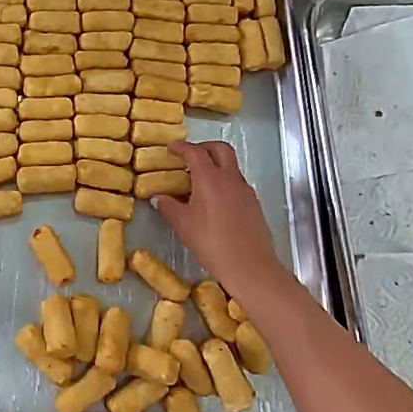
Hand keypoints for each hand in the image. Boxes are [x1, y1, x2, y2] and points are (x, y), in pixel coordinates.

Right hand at [150, 141, 286, 296]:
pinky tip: (216, 201)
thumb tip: (158, 198)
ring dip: (216, 165)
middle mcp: (230, 178)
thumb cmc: (211, 242)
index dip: (182, 147)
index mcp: (210, 178)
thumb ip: (168, 207)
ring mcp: (245, 190)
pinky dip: (225, 183)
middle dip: (204, 147)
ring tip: (201, 181)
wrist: (248, 264)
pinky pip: (237, 184)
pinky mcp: (254, 203)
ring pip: (231, 166)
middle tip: (191, 156)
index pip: (195, 152)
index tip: (171, 149)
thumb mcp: (183, 225)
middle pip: (220, 149)